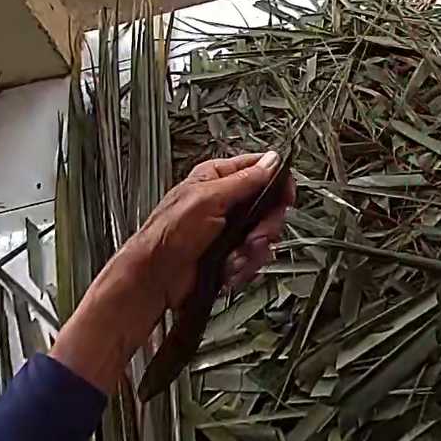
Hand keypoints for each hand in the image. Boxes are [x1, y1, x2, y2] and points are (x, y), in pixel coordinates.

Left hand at [49, 152, 293, 392]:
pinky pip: (254, 257)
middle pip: (268, 206)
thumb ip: (243, 180)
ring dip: (252, 251)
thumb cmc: (167, 234)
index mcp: (218, 178)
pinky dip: (244, 266)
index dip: (277, 182)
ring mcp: (229, 229)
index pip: (259, 169)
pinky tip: (229, 268)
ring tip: (234, 258)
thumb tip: (270, 162)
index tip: (286, 197)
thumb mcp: (208, 199)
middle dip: (265, 226)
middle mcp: (225, 201)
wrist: (154, 278)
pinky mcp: (231, 253)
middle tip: (254, 236)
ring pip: (264, 235)